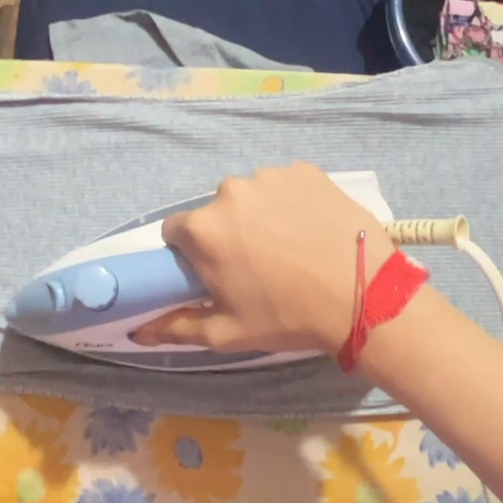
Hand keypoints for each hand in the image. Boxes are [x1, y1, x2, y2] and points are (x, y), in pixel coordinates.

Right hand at [135, 163, 394, 354]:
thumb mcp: (226, 331)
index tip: (215, 271)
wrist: (363, 296)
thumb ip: (176, 326)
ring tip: (290, 247)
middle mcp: (230, 191)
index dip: (191, 254)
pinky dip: (290, 202)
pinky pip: (284, 185)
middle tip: (258, 265)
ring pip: (250, 196)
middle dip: (228, 234)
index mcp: (203, 228)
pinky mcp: (305, 170)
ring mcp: (270, 176)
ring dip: (259, 216)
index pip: (176, 232)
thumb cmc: (287, 317)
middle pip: (215, 212)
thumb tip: (138, 331)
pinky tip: (310, 228)